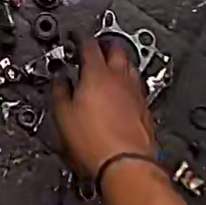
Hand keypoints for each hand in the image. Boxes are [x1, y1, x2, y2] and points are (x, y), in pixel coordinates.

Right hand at [51, 36, 157, 180]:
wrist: (127, 166)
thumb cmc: (95, 143)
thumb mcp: (64, 114)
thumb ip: (60, 90)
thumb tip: (59, 80)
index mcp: (96, 73)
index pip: (89, 45)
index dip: (80, 38)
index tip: (75, 38)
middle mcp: (119, 79)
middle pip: (116, 49)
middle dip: (105, 43)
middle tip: (96, 45)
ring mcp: (135, 93)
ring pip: (130, 66)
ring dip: (120, 61)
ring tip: (111, 64)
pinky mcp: (145, 110)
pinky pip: (138, 86)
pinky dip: (129, 83)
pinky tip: (124, 91)